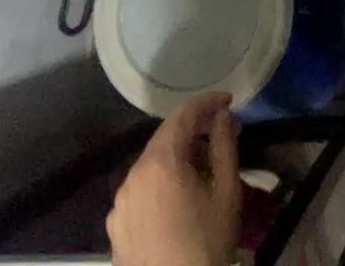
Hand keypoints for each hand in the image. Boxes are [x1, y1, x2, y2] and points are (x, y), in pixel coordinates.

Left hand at [108, 92, 241, 265]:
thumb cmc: (207, 244)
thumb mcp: (226, 192)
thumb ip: (224, 145)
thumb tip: (222, 116)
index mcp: (161, 163)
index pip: (183, 115)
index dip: (207, 102)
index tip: (229, 100)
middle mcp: (133, 175)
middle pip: (164, 138)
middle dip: (193, 128)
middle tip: (220, 130)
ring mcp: (120, 203)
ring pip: (150, 164)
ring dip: (176, 155)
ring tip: (203, 165)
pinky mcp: (115, 226)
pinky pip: (140, 190)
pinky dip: (160, 181)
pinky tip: (179, 197)